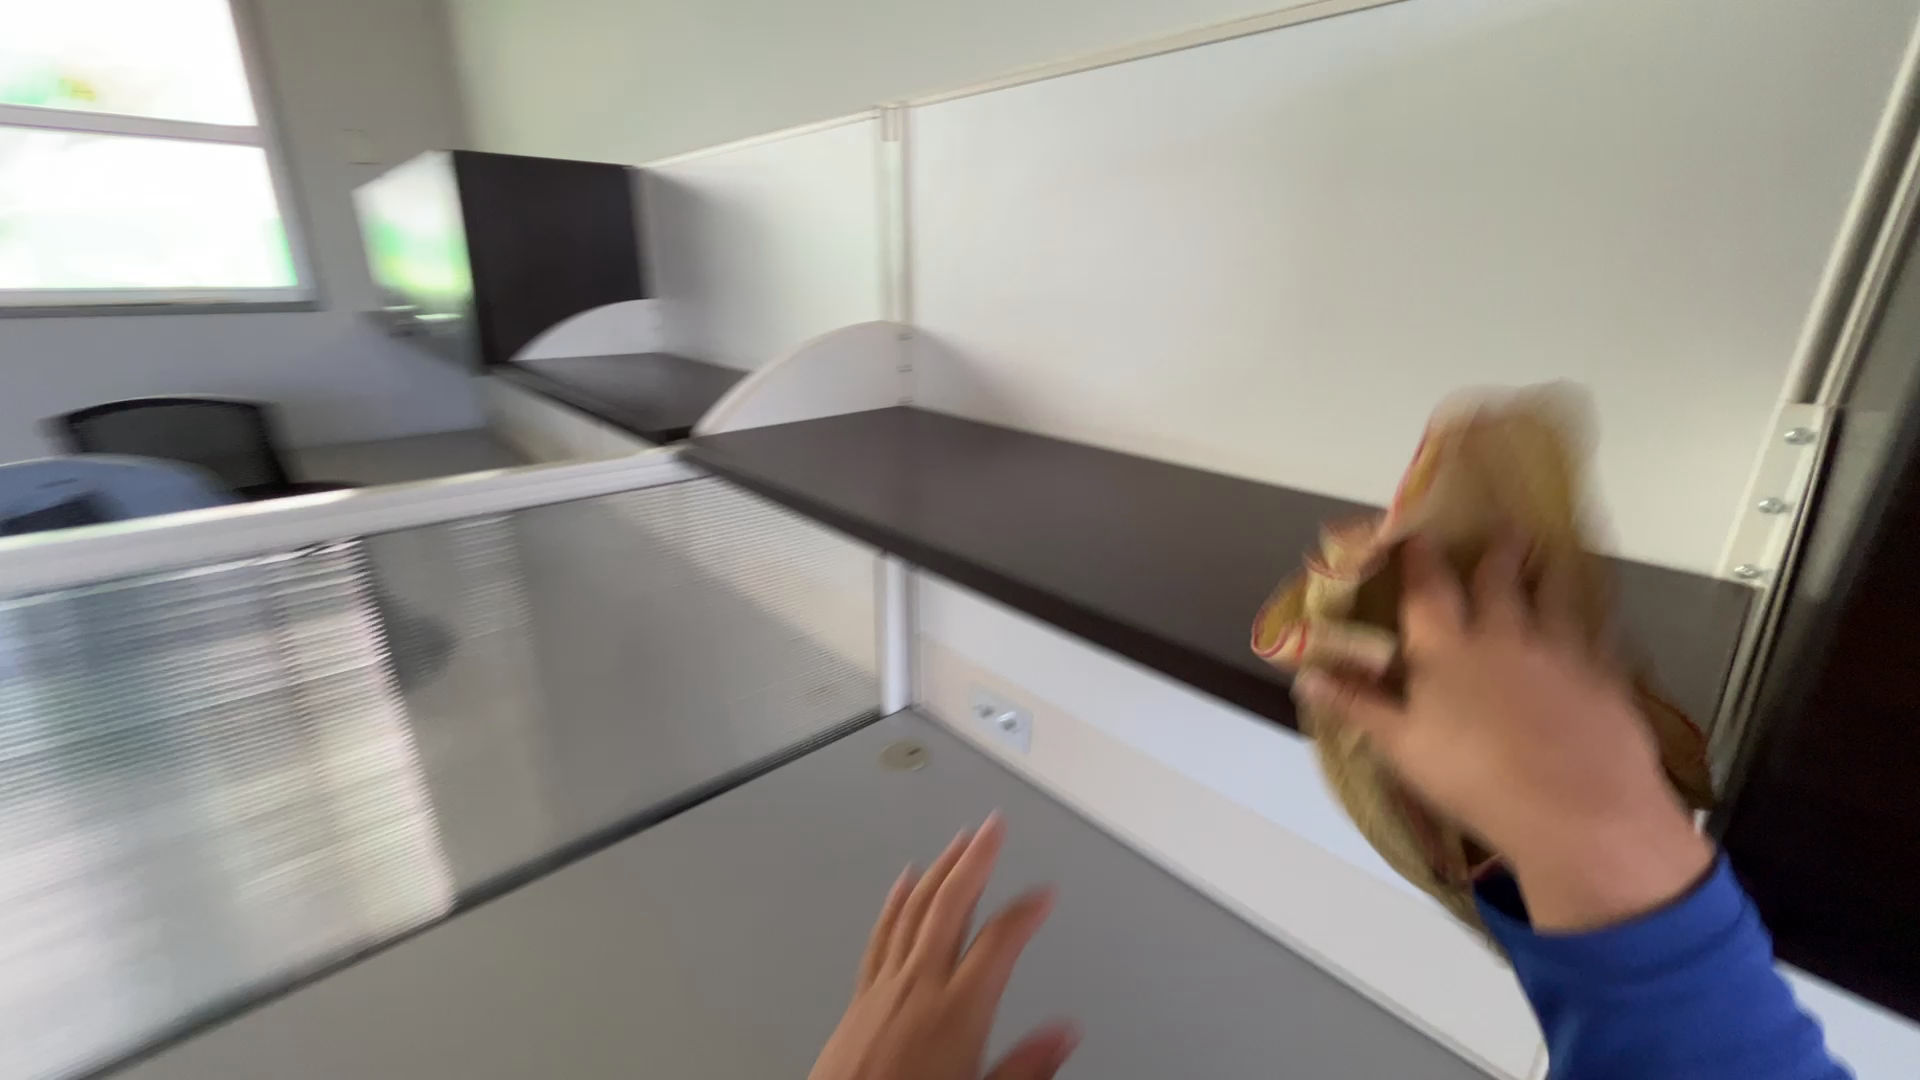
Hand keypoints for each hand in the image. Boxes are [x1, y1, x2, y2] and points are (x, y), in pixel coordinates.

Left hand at [808, 813, 1078, 1079]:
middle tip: (994, 825)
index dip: (1026, 910)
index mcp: (957, 1010)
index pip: (1000, 942)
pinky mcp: (862, 994)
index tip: (1045, 891)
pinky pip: (882, 932)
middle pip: (953, 902)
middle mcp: (920, 985)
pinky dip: (896, 899)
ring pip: (917, 906)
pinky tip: (904, 878)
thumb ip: (1026, 1066)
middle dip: (977, 857)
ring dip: (941, 867)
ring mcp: (887, 984)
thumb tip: (1066, 1033)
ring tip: (959, 839)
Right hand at [1292, 536, 1713, 930]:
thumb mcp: (1400, 745)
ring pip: (1554, 598)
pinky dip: (1591, 618)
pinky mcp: (1604, 679)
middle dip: (1497, 553)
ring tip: (1550, 554)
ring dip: (1548, 573)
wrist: (1580, 816)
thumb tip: (1305, 676)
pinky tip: (1594, 619)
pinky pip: (1598, 634)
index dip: (1419, 558)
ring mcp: (1559, 655)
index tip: (1416, 532)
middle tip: (1503, 529)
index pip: (1427, 590)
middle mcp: (1502, 638)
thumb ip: (1356, 703)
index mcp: (1446, 650)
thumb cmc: (1473, 779)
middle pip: (1498, 583)